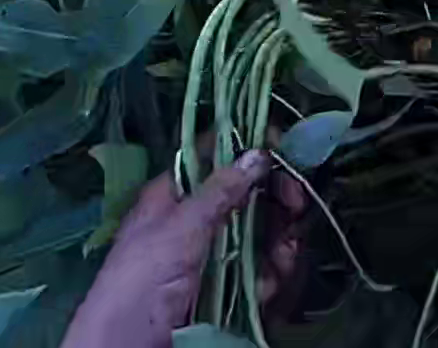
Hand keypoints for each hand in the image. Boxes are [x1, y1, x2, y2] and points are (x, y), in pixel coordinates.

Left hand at [61, 149, 306, 347]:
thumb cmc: (141, 282)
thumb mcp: (180, 228)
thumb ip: (221, 189)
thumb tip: (259, 151)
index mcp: (176, 193)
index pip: (217, 154)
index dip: (249, 146)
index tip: (282, 148)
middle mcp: (196, 218)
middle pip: (246, 192)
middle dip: (275, 195)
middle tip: (296, 204)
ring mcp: (211, 255)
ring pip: (258, 230)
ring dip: (280, 236)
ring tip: (286, 251)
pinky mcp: (224, 291)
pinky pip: (258, 269)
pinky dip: (273, 271)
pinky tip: (275, 277)